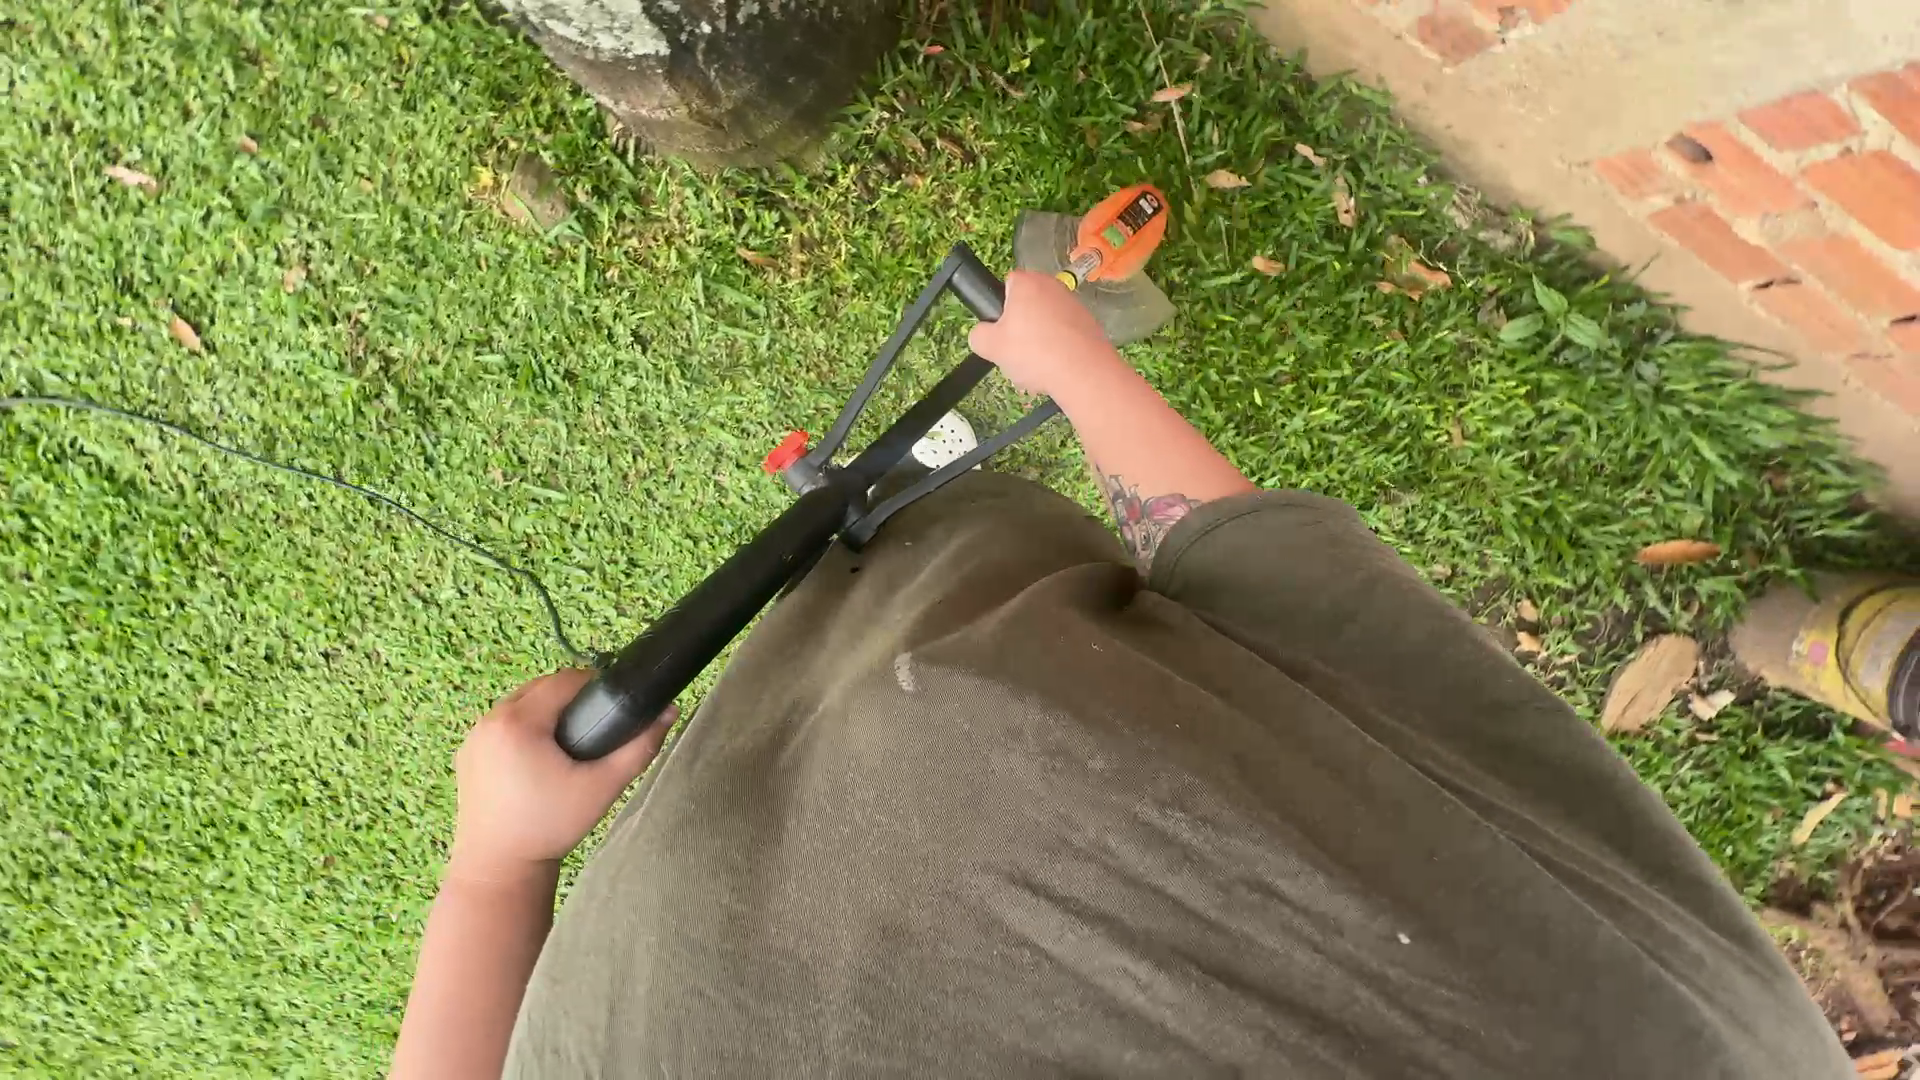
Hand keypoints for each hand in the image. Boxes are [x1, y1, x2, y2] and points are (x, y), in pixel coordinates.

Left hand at [447, 669, 673, 882]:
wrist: (498, 868)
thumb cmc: (551, 824)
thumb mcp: (605, 785)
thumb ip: (641, 746)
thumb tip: (670, 710)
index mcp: (518, 721)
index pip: (565, 680)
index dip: (596, 686)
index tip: (614, 709)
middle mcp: (490, 721)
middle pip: (542, 687)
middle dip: (572, 697)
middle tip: (598, 725)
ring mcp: (474, 737)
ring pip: (522, 702)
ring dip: (549, 708)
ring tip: (573, 738)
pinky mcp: (468, 754)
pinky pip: (504, 722)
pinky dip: (527, 725)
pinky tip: (544, 752)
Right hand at [967, 270, 1126, 398]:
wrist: (1083, 372)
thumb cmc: (1033, 352)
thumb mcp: (990, 347)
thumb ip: (978, 335)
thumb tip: (982, 334)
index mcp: (1026, 283)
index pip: (1006, 284)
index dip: (1000, 308)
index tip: (1001, 330)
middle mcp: (1052, 285)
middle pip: (1027, 305)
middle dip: (1020, 327)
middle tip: (1015, 351)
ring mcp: (1073, 304)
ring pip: (1045, 322)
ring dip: (1038, 341)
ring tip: (1036, 366)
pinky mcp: (1089, 323)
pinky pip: (1064, 334)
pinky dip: (1057, 349)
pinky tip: (1055, 368)